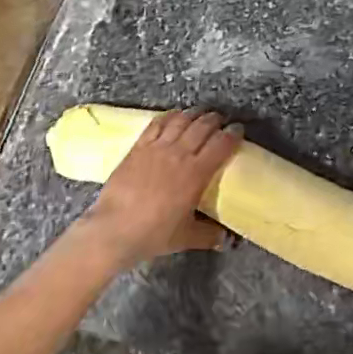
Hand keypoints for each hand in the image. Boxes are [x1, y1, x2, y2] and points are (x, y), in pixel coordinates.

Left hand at [80, 107, 240, 267]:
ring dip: (194, 114)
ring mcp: (157, 147)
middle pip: (202, 126)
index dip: (233, 134)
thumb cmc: (154, 234)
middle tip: (221, 121)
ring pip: (181, 120)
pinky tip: (174, 116)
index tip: (238, 130)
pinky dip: (169, 116)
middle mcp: (179, 154)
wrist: (114, 228)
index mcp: (196, 173)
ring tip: (200, 114)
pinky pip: (157, 123)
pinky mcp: (138, 147)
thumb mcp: (186, 237)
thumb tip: (224, 239)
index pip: (221, 145)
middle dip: (215, 120)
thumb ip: (209, 235)